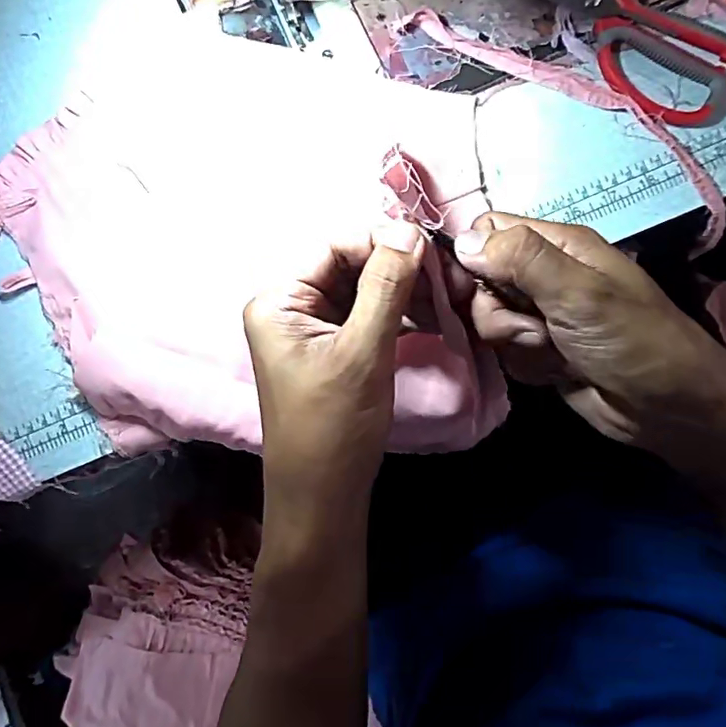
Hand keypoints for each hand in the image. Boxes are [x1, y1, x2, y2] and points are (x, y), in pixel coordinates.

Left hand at [243, 223, 424, 514]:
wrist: (325, 498)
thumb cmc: (335, 426)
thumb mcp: (363, 351)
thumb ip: (386, 285)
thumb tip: (409, 228)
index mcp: (279, 301)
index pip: (333, 246)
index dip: (381, 241)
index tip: (430, 249)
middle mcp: (292, 307)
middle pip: (351, 265)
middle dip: (399, 268)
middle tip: (446, 277)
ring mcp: (314, 329)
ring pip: (366, 289)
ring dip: (405, 290)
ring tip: (445, 298)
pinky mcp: (336, 348)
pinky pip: (370, 314)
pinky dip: (400, 312)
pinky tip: (430, 317)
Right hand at [452, 213, 725, 451]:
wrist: (669, 408)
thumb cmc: (632, 339)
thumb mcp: (578, 291)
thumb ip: (521, 260)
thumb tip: (464, 242)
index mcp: (557, 245)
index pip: (490, 230)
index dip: (474, 255)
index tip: (474, 285)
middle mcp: (544, 275)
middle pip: (482, 280)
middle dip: (498, 310)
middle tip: (534, 325)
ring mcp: (542, 315)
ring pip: (490, 320)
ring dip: (515, 341)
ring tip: (554, 350)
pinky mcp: (541, 352)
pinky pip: (506, 352)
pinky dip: (526, 364)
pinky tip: (557, 370)